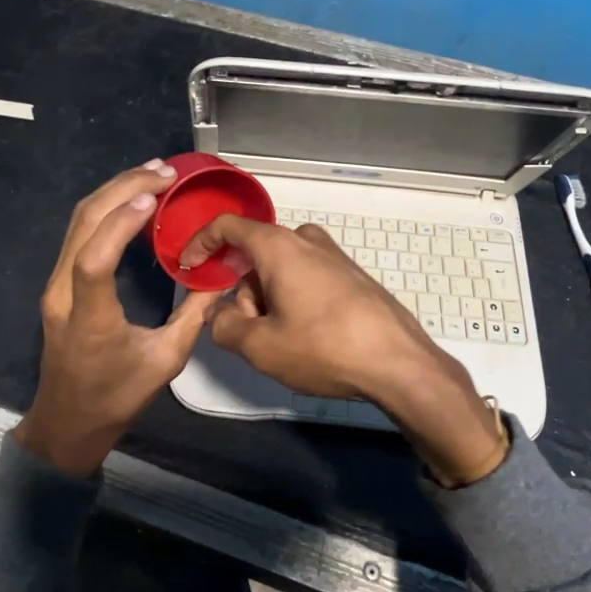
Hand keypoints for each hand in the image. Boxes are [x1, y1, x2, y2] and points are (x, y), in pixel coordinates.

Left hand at [12, 160, 214, 476]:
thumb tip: (221, 277)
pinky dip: (104, 207)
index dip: (119, 226)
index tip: (152, 200)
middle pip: (83, 226)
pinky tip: (131, 197)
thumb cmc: (116, 398)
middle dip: (122, 190)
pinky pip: (78, 232)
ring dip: (113, 192)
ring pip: (77, 222)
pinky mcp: (58, 281)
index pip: (93, 262)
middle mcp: (63, 294)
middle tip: (164, 172)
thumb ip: (193, 317)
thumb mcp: (165, 363)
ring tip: (151, 173)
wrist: (67, 421)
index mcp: (90, 320)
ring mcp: (55, 285)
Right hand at [181, 216, 506, 484]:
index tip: (189, 267)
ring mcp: (334, 255)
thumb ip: (225, 326)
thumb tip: (217, 314)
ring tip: (281, 341)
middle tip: (247, 329)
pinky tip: (308, 337)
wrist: (401, 365)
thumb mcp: (261, 346)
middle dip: (242, 289)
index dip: (200, 243)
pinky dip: (294, 299)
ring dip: (269, 298)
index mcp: (278, 246)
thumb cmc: (324, 348)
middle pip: (255, 253)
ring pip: (282, 268)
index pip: (227, 226)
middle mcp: (306, 239)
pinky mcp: (353, 275)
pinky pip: (307, 277)